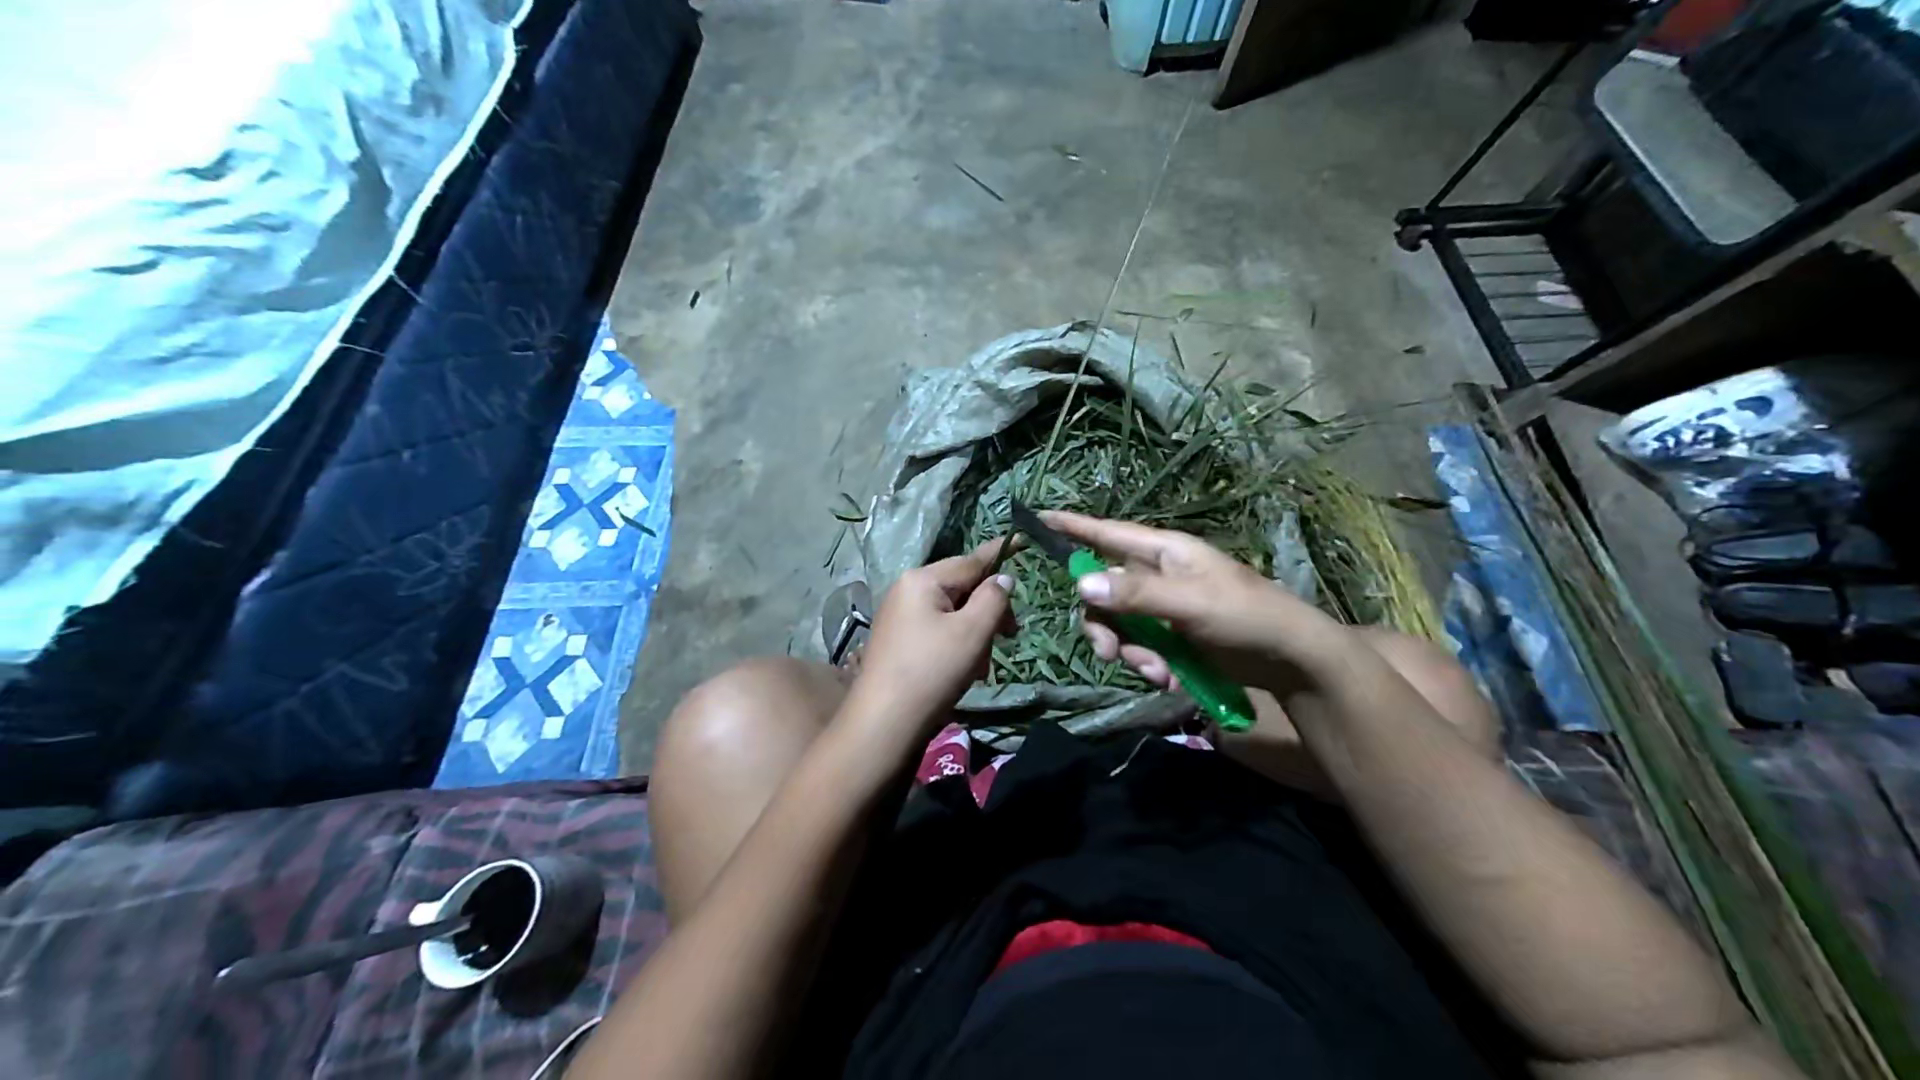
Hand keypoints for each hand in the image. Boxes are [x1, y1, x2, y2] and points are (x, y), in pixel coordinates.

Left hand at [841, 537, 1016, 741]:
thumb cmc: (932, 671)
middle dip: (989, 612)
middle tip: (1009, 637)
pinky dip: (958, 646)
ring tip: (980, 667)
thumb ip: (993, 599)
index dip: (1000, 554)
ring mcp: (900, 617)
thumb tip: (1002, 578)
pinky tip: (964, 673)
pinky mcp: (899, 642)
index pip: (970, 561)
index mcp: (922, 580)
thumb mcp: (972, 632)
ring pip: (953, 614)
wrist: (885, 723)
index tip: (1025, 541)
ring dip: (975, 634)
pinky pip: (939, 632)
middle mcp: (907, 591)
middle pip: (962, 588)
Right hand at [1043, 510, 1350, 691]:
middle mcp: (1157, 575)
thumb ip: (1136, 594)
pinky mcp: (1172, 637)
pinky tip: (1172, 681)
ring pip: (1118, 625)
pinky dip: (1148, 664)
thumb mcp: (1191, 603)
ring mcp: (1163, 608)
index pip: (1107, 533)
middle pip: (1102, 591)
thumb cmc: (1247, 616)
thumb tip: (1082, 583)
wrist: (1292, 660)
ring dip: (1130, 652)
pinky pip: (1139, 646)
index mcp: (1164, 552)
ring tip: (1159, 674)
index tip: (1037, 520)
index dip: (1073, 527)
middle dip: (1103, 625)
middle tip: (1110, 654)